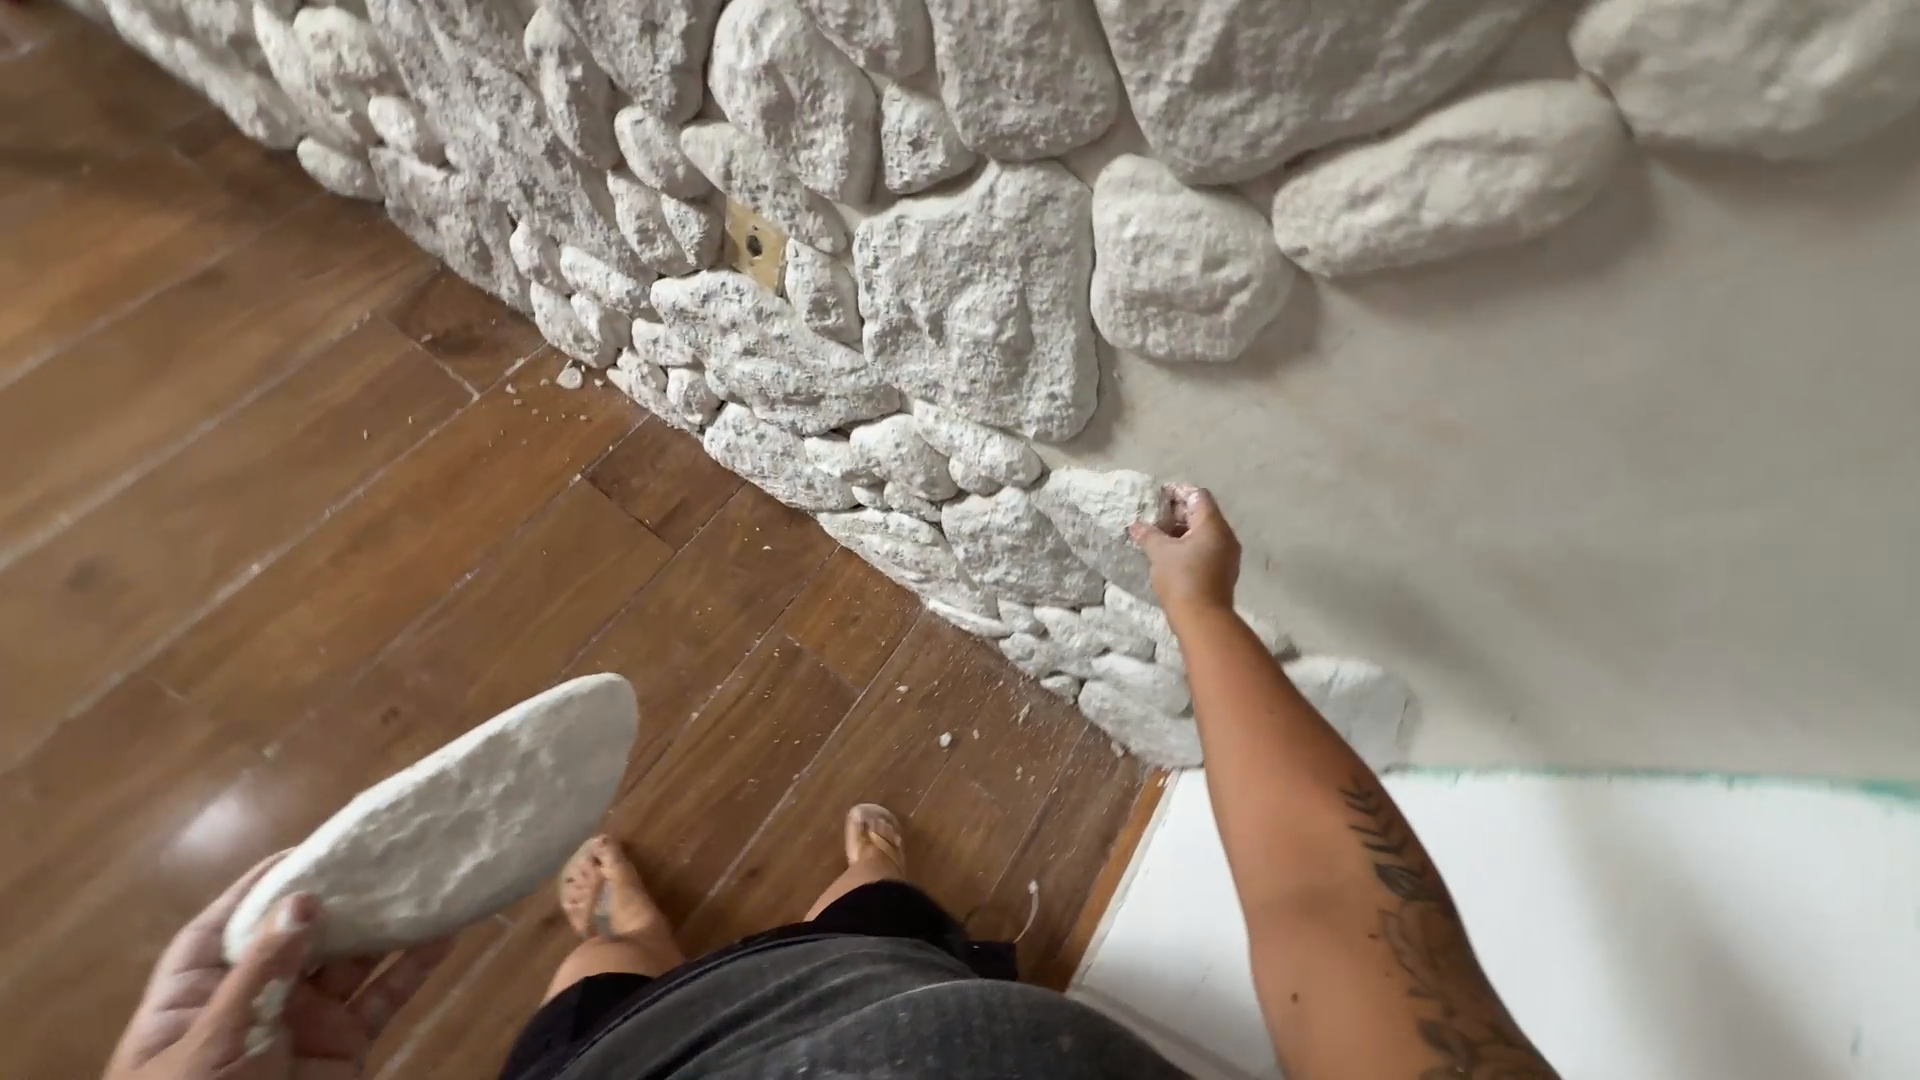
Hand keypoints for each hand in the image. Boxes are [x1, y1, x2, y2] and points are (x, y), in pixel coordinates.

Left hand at [104, 854, 451, 1079]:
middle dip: (341, 896)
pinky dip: (419, 965)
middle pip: (299, 936)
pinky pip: (387, 994)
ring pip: (353, 959)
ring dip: (389, 924)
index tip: (310, 847)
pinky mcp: (346, 1042)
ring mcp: (303, 1023)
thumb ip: (260, 972)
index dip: (258, 887)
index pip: (219, 931)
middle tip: (388, 852)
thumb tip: (299, 898)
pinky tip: (450, 932)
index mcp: (192, 1004)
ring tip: (430, 880)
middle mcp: (252, 1004)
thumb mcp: (215, 1044)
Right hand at [1129, 483, 1240, 616]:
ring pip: (1203, 532)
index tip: (1158, 497)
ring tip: (1158, 536)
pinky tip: (1170, 554)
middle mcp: (1225, 536)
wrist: (1203, 619)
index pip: (1198, 495)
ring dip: (1181, 530)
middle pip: (1202, 513)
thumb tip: (1136, 525)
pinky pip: (1206, 548)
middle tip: (1153, 517)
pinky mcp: (1223, 570)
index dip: (1177, 492)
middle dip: (1177, 512)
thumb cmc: (1181, 579)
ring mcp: (1227, 555)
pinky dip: (1188, 545)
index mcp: (1213, 525)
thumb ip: (1148, 535)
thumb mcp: (1160, 553)